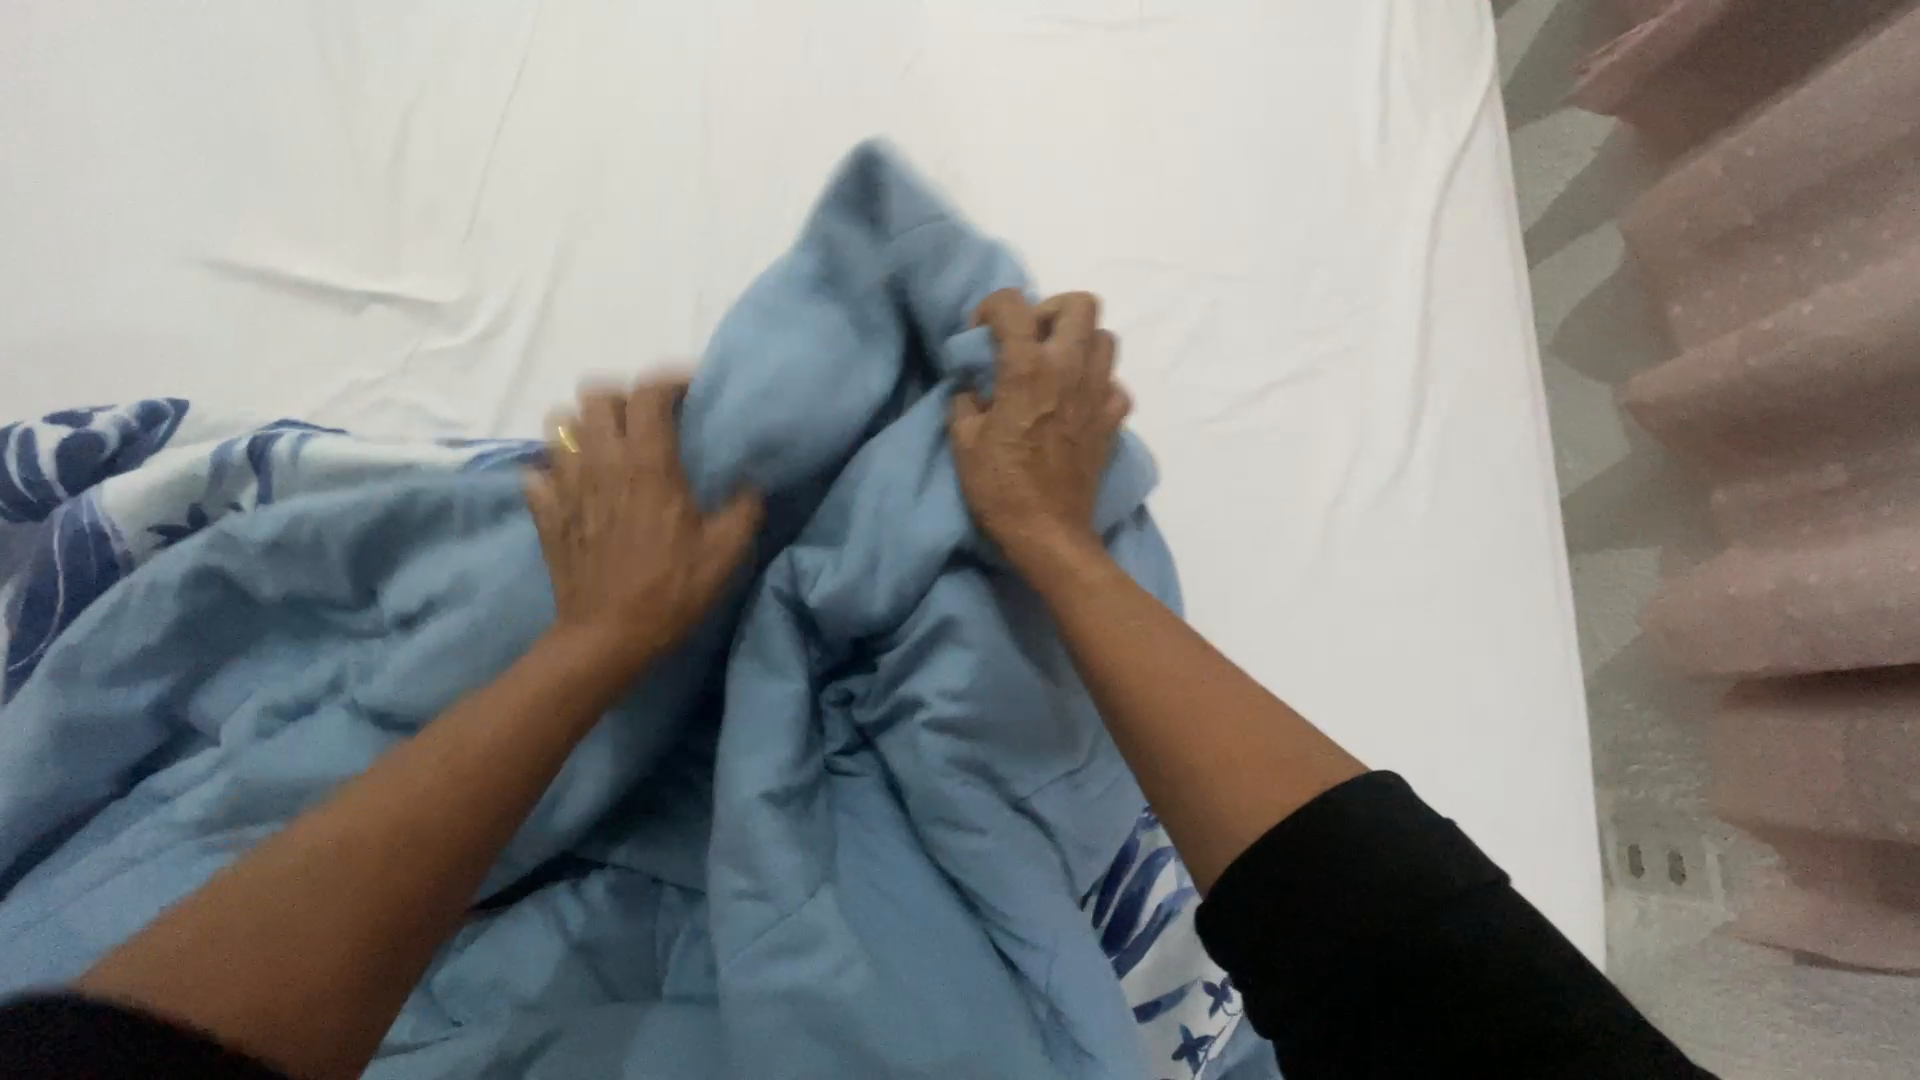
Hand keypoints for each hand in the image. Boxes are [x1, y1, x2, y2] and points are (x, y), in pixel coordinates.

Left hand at [525, 376, 763, 673]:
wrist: (608, 636)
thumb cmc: (672, 589)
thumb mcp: (727, 550)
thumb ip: (744, 507)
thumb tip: (750, 483)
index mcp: (648, 463)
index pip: (648, 393)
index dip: (670, 381)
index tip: (690, 392)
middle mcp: (601, 461)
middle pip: (596, 394)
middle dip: (624, 397)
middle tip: (649, 420)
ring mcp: (565, 483)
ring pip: (560, 423)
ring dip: (586, 425)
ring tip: (611, 446)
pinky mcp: (544, 510)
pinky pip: (538, 468)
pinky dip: (557, 467)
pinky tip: (578, 485)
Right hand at [949, 290, 1130, 566]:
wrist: (1048, 533)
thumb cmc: (1000, 488)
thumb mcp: (964, 442)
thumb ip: (966, 401)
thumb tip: (973, 387)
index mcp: (1028, 368)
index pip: (1013, 304)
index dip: (991, 308)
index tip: (981, 335)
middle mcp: (1070, 368)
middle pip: (1080, 304)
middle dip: (1051, 311)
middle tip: (1031, 340)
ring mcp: (1099, 393)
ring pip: (1105, 338)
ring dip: (1079, 344)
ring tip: (1055, 369)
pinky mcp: (1114, 420)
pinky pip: (1116, 384)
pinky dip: (1099, 386)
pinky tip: (1078, 404)